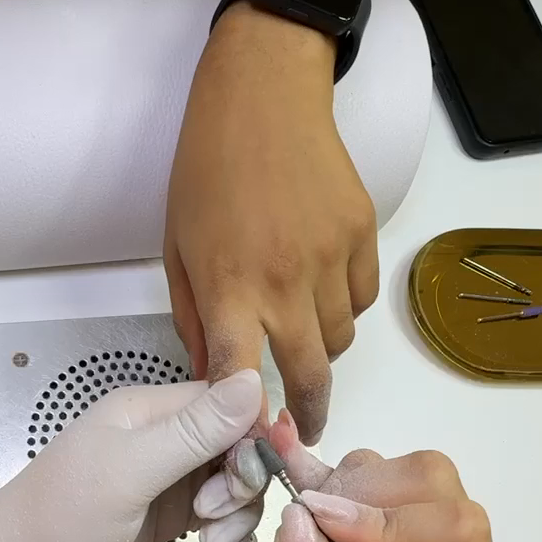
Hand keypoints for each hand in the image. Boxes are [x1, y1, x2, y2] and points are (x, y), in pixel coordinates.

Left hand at [0, 370, 263, 541]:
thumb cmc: (67, 514)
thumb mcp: (130, 471)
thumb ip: (193, 431)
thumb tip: (254, 378)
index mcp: (150, 409)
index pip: (227, 402)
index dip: (253, 434)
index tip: (254, 473)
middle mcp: (165, 434)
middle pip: (238, 443)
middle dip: (242, 480)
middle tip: (212, 512)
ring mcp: (170, 473)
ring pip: (235, 479)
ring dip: (236, 510)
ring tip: (209, 538)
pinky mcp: (172, 508)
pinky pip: (221, 508)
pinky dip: (226, 526)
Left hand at [163, 5, 378, 446]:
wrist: (263, 94)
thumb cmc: (203, 174)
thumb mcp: (177, 251)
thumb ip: (195, 319)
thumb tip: (212, 373)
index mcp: (230, 290)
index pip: (240, 377)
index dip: (245, 422)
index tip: (252, 446)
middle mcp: (286, 284)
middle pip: (310, 373)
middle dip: (309, 411)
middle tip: (304, 430)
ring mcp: (332, 258)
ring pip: (341, 338)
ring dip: (321, 351)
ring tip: (300, 337)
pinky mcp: (364, 234)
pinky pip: (362, 297)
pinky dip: (344, 309)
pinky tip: (321, 292)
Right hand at [250, 415, 492, 541]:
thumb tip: (302, 524)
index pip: (455, 533)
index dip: (388, 520)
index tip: (321, 524)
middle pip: (430, 483)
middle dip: (361, 491)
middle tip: (308, 521)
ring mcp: (398, 524)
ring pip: (389, 465)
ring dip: (335, 480)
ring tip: (298, 518)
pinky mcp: (356, 507)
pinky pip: (344, 464)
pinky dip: (307, 458)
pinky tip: (280, 453)